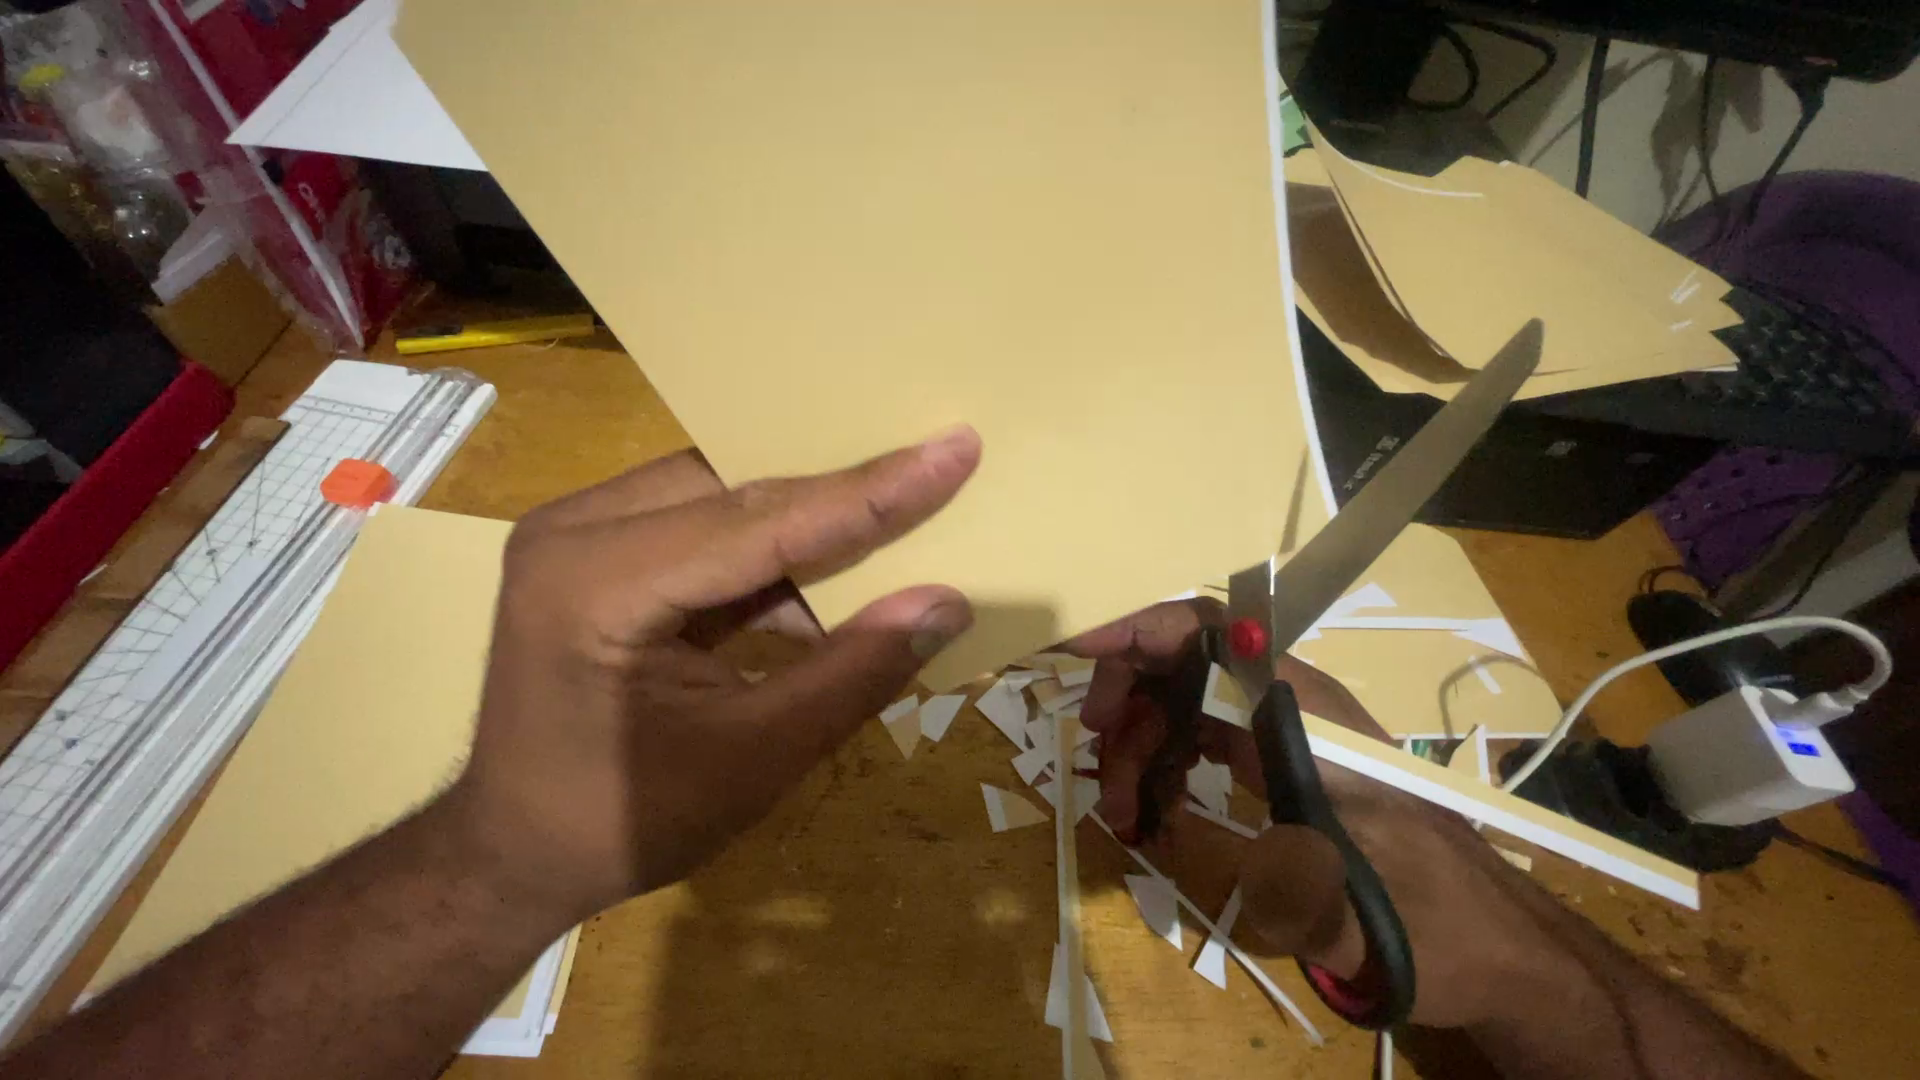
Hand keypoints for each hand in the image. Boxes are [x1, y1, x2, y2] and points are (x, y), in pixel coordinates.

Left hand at [446, 428, 981, 919]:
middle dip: (843, 493)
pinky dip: (771, 549)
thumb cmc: (626, 822)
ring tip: (898, 521)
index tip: (954, 452)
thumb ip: (854, 672)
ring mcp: (579, 532)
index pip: (760, 521)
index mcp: (597, 585)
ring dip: (808, 520)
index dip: (869, 494)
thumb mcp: (755, 759)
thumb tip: (948, 603)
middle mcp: (577, 530)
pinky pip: (704, 523)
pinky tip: (828, 572)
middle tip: (938, 471)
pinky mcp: (596, 549)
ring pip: (726, 495)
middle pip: (741, 491)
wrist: (512, 852)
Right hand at [1067, 599, 1590, 1028]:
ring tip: (1124, 818)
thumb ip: (1239, 863)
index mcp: (1300, 712)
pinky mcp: (1273, 757)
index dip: (1138, 630)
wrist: (1494, 948)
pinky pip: (1198, 736)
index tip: (1076, 647)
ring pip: (1180, 703)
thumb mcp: (1331, 909)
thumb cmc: (1425, 921)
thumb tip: (1162, 822)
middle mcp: (1283, 703)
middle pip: (1178, 665)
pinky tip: (1153, 814)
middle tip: (1102, 775)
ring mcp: (1277, 727)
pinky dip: (1164, 765)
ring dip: (1138, 749)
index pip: (1207, 634)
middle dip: (1126, 709)